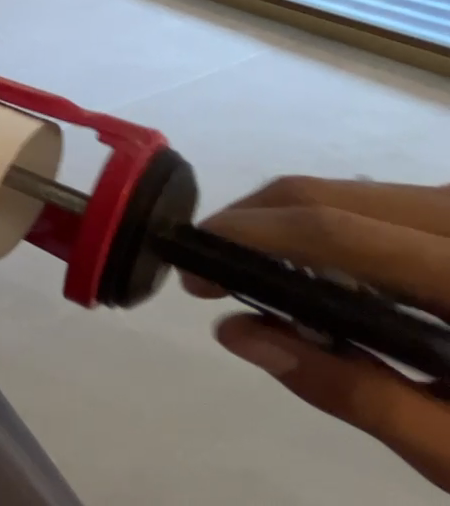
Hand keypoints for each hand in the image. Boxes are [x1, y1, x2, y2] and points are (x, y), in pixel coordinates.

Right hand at [183, 177, 449, 490]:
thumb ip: (357, 394)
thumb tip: (237, 334)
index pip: (337, 232)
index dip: (246, 236)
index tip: (192, 269)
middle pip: (340, 195)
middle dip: (256, 222)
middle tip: (215, 272)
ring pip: (362, 193)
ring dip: (293, 225)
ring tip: (266, 278)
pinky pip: (395, 208)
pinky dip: (341, 230)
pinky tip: (334, 280)